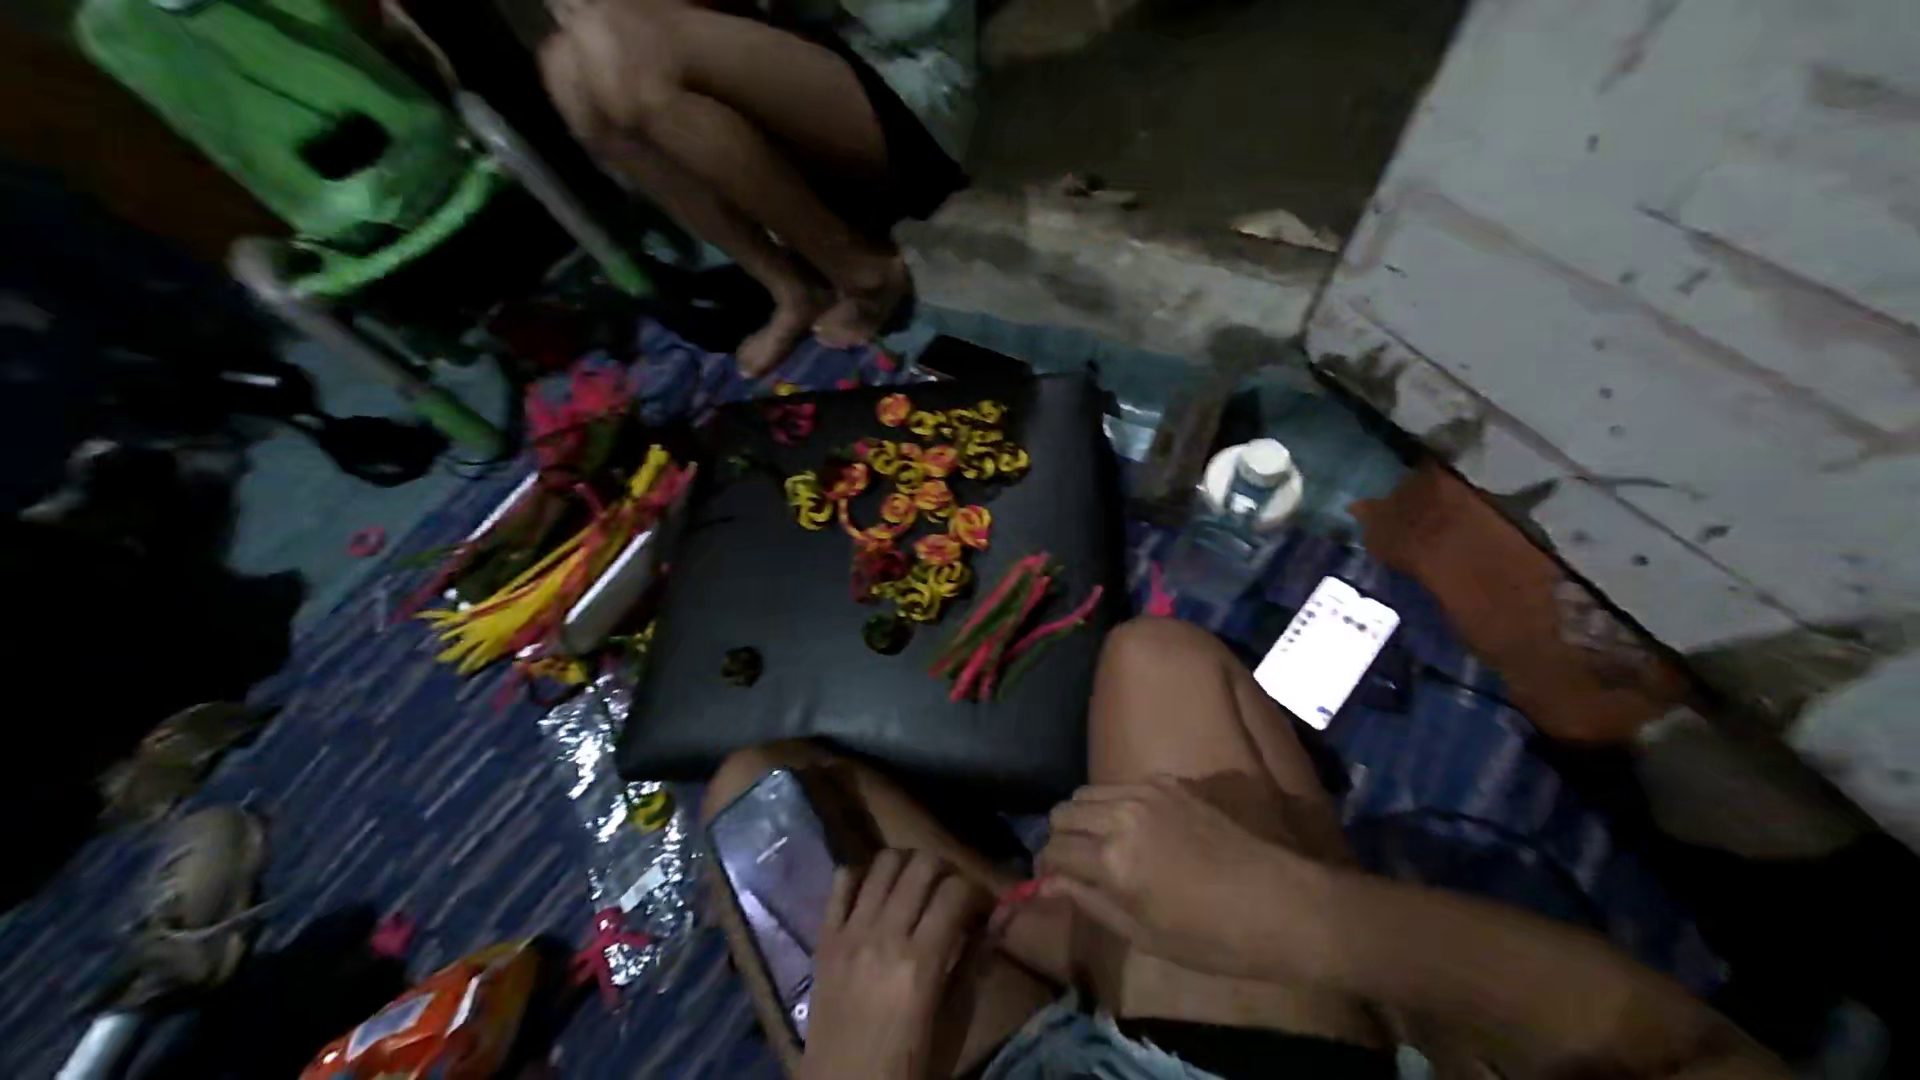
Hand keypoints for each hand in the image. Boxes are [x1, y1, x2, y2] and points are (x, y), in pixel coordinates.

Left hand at [799, 850, 989, 1079]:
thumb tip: (996, 921)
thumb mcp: (948, 1026)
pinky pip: (841, 880)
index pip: (956, 892)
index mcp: (919, 963)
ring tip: (916, 886)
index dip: (977, 891)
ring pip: (883, 862)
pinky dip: (862, 875)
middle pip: (921, 864)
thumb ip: (971, 967)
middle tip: (951, 892)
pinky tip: (876, 891)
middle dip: (946, 870)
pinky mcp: (825, 936)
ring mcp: (850, 931)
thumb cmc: (903, 1068)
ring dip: (907, 864)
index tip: (983, 906)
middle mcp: (884, 935)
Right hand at [1037, 776, 1334, 981]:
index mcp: (1113, 860)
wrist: (1281, 903)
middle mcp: (1121, 815)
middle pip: (1062, 811)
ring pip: (1086, 792)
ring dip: (1083, 817)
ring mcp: (1145, 792)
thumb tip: (1046, 884)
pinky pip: (1120, 785)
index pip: (1053, 849)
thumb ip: (1089, 900)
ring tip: (1102, 843)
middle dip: (1060, 838)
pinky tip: (1137, 829)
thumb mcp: (1143, 934)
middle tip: (1076, 863)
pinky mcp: (1168, 782)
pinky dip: (1114, 804)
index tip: (1053, 881)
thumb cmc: (1212, 937)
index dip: (1046, 868)